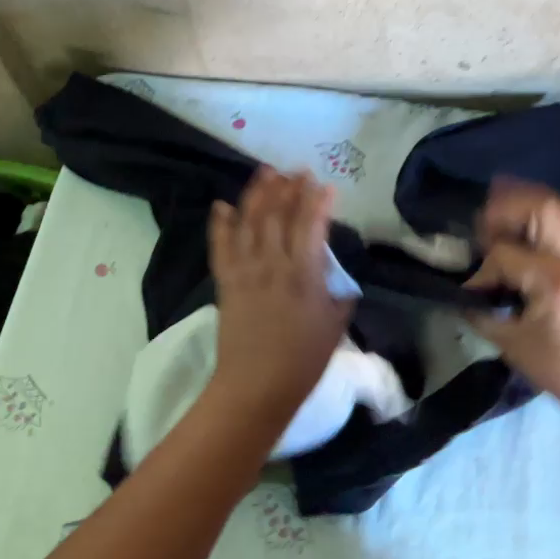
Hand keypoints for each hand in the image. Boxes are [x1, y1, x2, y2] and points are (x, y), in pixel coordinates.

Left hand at [206, 168, 354, 418]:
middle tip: (298, 171)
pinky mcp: (225, 281)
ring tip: (267, 172)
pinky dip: (221, 223)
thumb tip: (335, 274)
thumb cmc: (303, 361)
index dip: (319, 201)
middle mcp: (273, 263)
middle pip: (279, 215)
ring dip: (258, 194)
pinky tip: (222, 204)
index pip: (311, 225)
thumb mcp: (335, 326)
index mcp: (304, 273)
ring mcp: (246, 270)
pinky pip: (221, 245)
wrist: (255, 387)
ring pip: (250, 221)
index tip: (326, 185)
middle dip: (289, 188)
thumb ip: (338, 294)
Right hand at [464, 179, 559, 432]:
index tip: (472, 291)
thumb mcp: (515, 347)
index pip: (504, 254)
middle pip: (539, 207)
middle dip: (504, 209)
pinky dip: (544, 214)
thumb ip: (484, 313)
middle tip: (483, 228)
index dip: (482, 271)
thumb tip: (464, 292)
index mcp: (554, 282)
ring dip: (526, 205)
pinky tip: (525, 226)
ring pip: (559, 207)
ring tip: (501, 218)